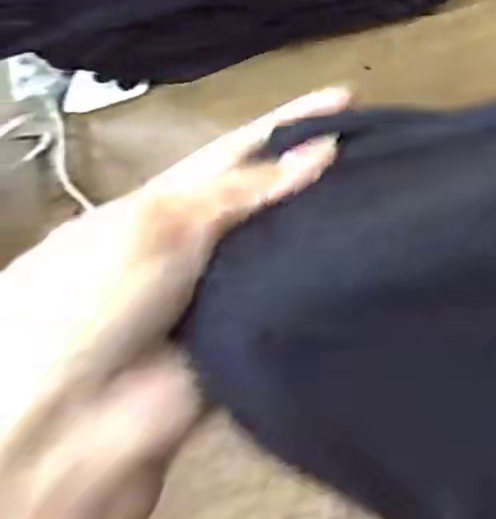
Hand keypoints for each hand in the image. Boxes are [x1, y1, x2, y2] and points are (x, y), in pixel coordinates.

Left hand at [0, 88, 350, 518]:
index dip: (289, 120)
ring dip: (342, 208)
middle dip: (327, 161)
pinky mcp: (268, 314)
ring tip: (404, 178)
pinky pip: (315, 273)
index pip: (234, 151)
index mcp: (154, 211)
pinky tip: (389, 231)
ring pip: (301, 229)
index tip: (349, 94)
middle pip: (275, 188)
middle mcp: (199, 240)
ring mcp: (234, 280)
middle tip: (389, 138)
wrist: (69, 423)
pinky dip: (346, 254)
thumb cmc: (88, 304)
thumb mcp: (156, 226)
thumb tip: (326, 149)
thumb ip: (246, 186)